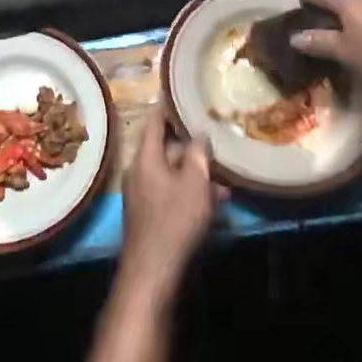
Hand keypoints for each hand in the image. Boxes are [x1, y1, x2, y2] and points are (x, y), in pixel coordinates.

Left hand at [118, 110, 219, 304]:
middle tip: (213, 136)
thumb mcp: (194, 184)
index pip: (154, 121)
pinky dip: (188, 190)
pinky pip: (170, 191)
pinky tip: (213, 200)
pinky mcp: (148, 213)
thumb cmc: (175, 220)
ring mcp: (141, 193)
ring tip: (223, 177)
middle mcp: (138, 170)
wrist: (153, 269)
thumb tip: (198, 135)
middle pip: (164, 148)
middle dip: (189, 145)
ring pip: (170, 172)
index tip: (179, 92)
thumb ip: (197, 155)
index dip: (167, 106)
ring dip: (194, 172)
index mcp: (145, 157)